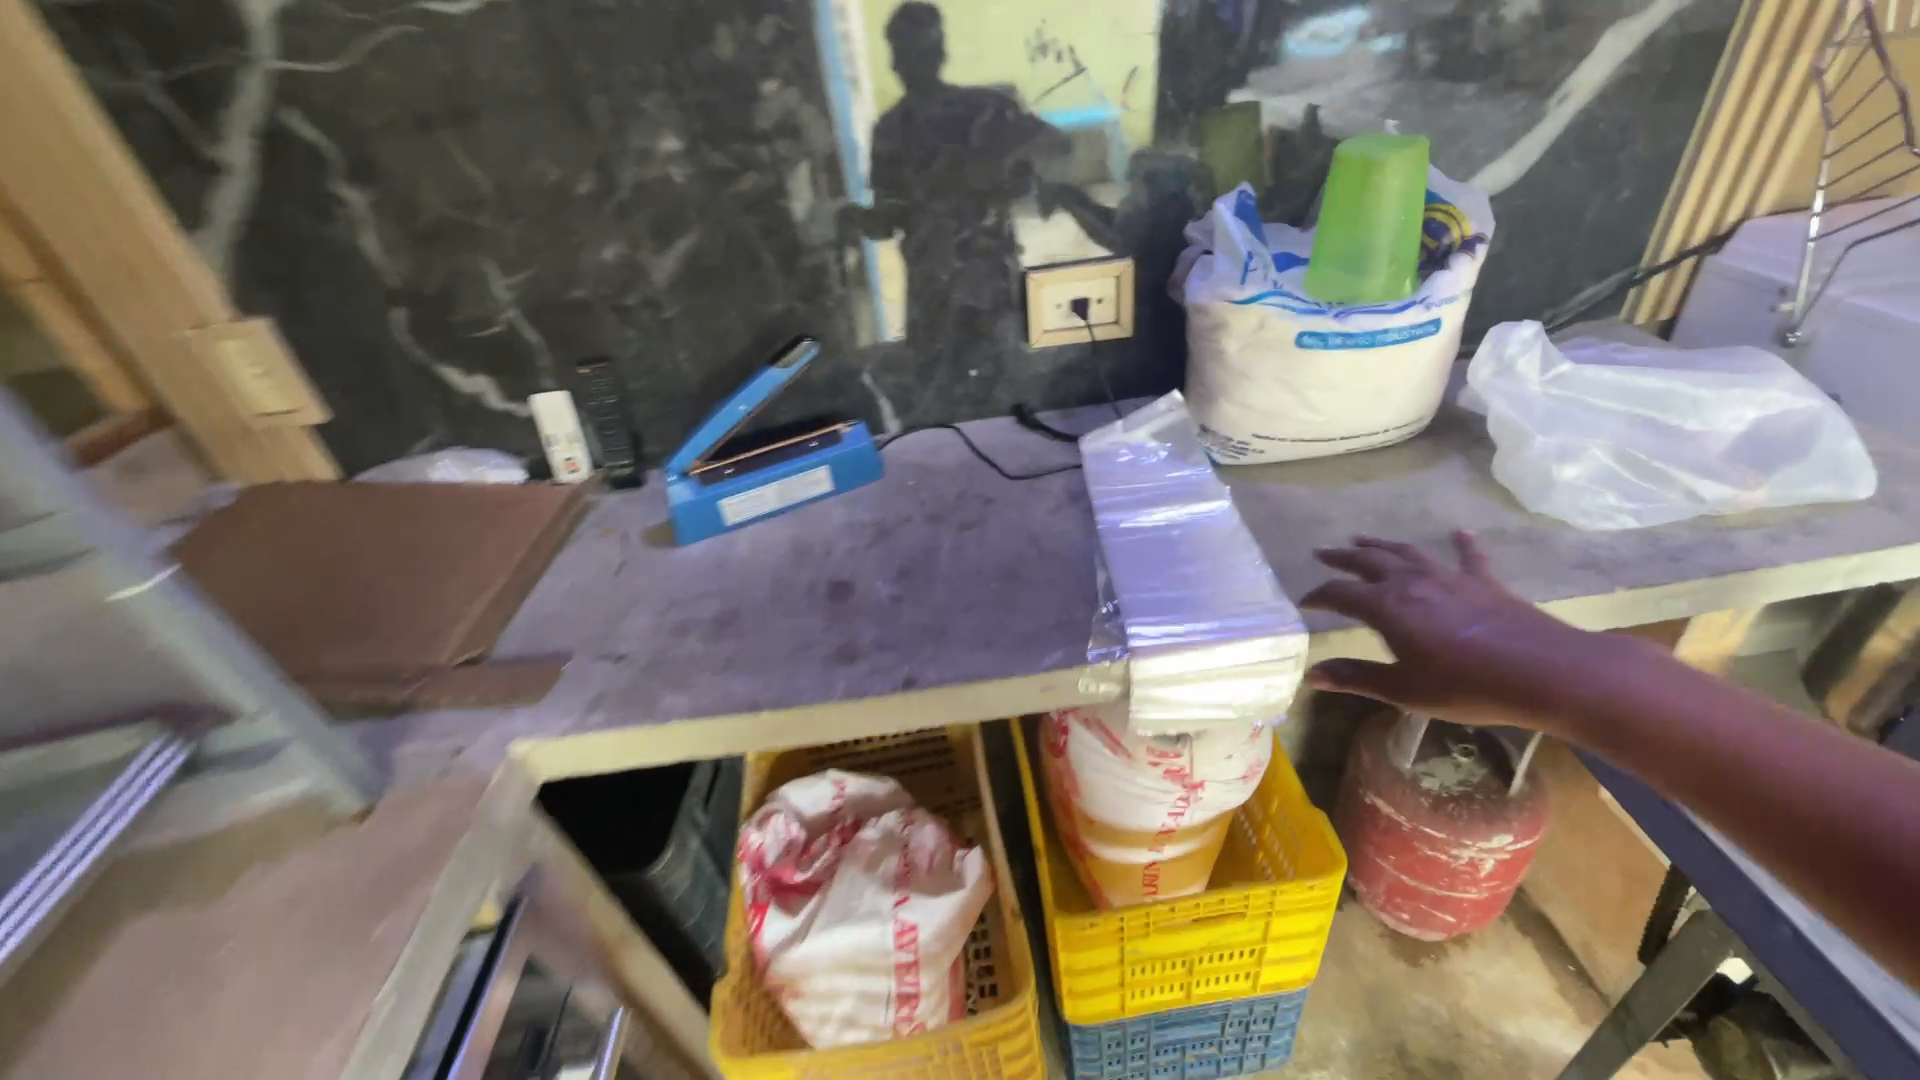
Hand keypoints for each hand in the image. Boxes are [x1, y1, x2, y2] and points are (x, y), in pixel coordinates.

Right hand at [1301, 531, 1618, 731]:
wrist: (1548, 672)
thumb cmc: (1468, 687)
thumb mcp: (1404, 690)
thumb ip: (1357, 677)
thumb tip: (1312, 675)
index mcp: (1387, 608)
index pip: (1340, 594)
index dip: (1318, 596)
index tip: (1304, 601)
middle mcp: (1412, 584)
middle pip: (1368, 562)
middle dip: (1341, 558)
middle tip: (1321, 553)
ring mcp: (1450, 579)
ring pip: (1408, 553)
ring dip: (1381, 544)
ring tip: (1361, 538)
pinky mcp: (1485, 584)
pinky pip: (1469, 558)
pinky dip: (1461, 543)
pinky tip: (1459, 532)